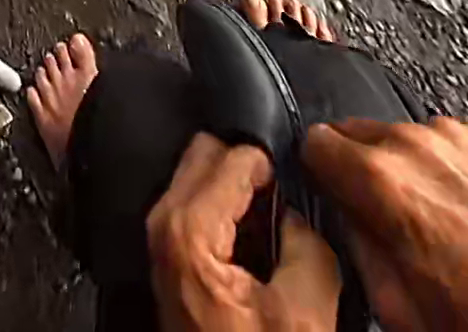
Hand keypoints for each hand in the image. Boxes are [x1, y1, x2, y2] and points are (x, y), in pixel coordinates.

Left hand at [146, 133, 344, 331]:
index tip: (294, 178)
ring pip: (198, 172)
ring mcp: (160, 235)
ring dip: (235, 185)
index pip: (231, 157)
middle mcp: (164, 221)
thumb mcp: (304, 315)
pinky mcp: (167, 252)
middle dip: (245, 164)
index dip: (269, 164)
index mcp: (190, 229)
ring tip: (273, 219)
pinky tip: (255, 240)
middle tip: (283, 197)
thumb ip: (307, 244)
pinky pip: (196, 201)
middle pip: (205, 152)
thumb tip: (294, 214)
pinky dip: (224, 206)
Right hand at [303, 119, 467, 331]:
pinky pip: (444, 141)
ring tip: (437, 219)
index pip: (313, 140)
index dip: (318, 171)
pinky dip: (446, 166)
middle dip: (360, 168)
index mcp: (383, 179)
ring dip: (404, 166)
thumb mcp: (397, 307)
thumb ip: (353, 244)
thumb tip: (337, 216)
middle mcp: (416, 144)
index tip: (331, 191)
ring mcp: (458, 137)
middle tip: (385, 216)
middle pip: (352, 131)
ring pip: (399, 135)